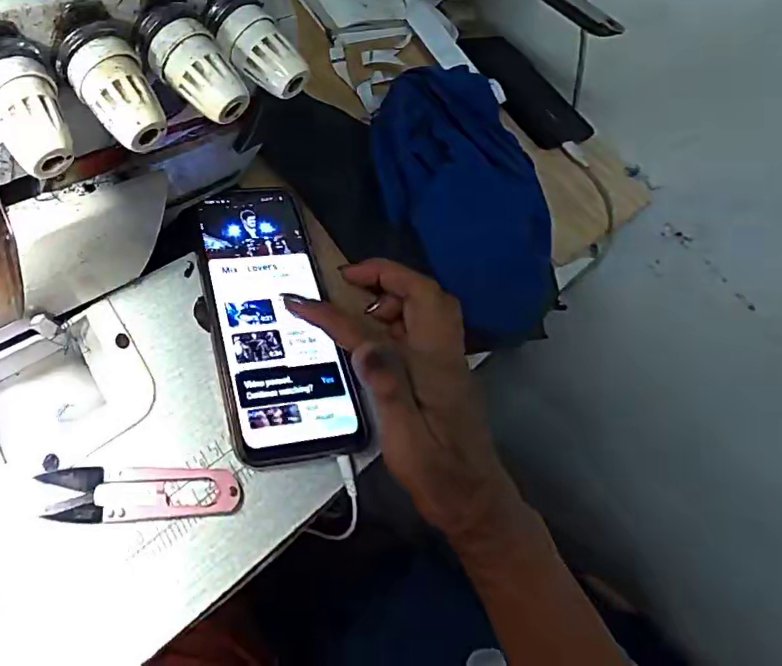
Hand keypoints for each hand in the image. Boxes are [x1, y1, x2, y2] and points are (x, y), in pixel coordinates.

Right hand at [285, 260, 527, 547]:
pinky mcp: (441, 372)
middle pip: (426, 293)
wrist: (477, 507)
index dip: (337, 308)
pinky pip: (421, 325)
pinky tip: (373, 333)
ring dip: (393, 292)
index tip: (303, 302)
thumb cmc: (440, 478)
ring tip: (357, 304)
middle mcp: (444, 355)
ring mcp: (445, 362)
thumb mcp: (407, 441)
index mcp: (432, 367)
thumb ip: (388, 389)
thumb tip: (364, 346)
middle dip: (386, 275)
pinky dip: (396, 314)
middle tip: (347, 281)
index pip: (380, 323)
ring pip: (427, 306)